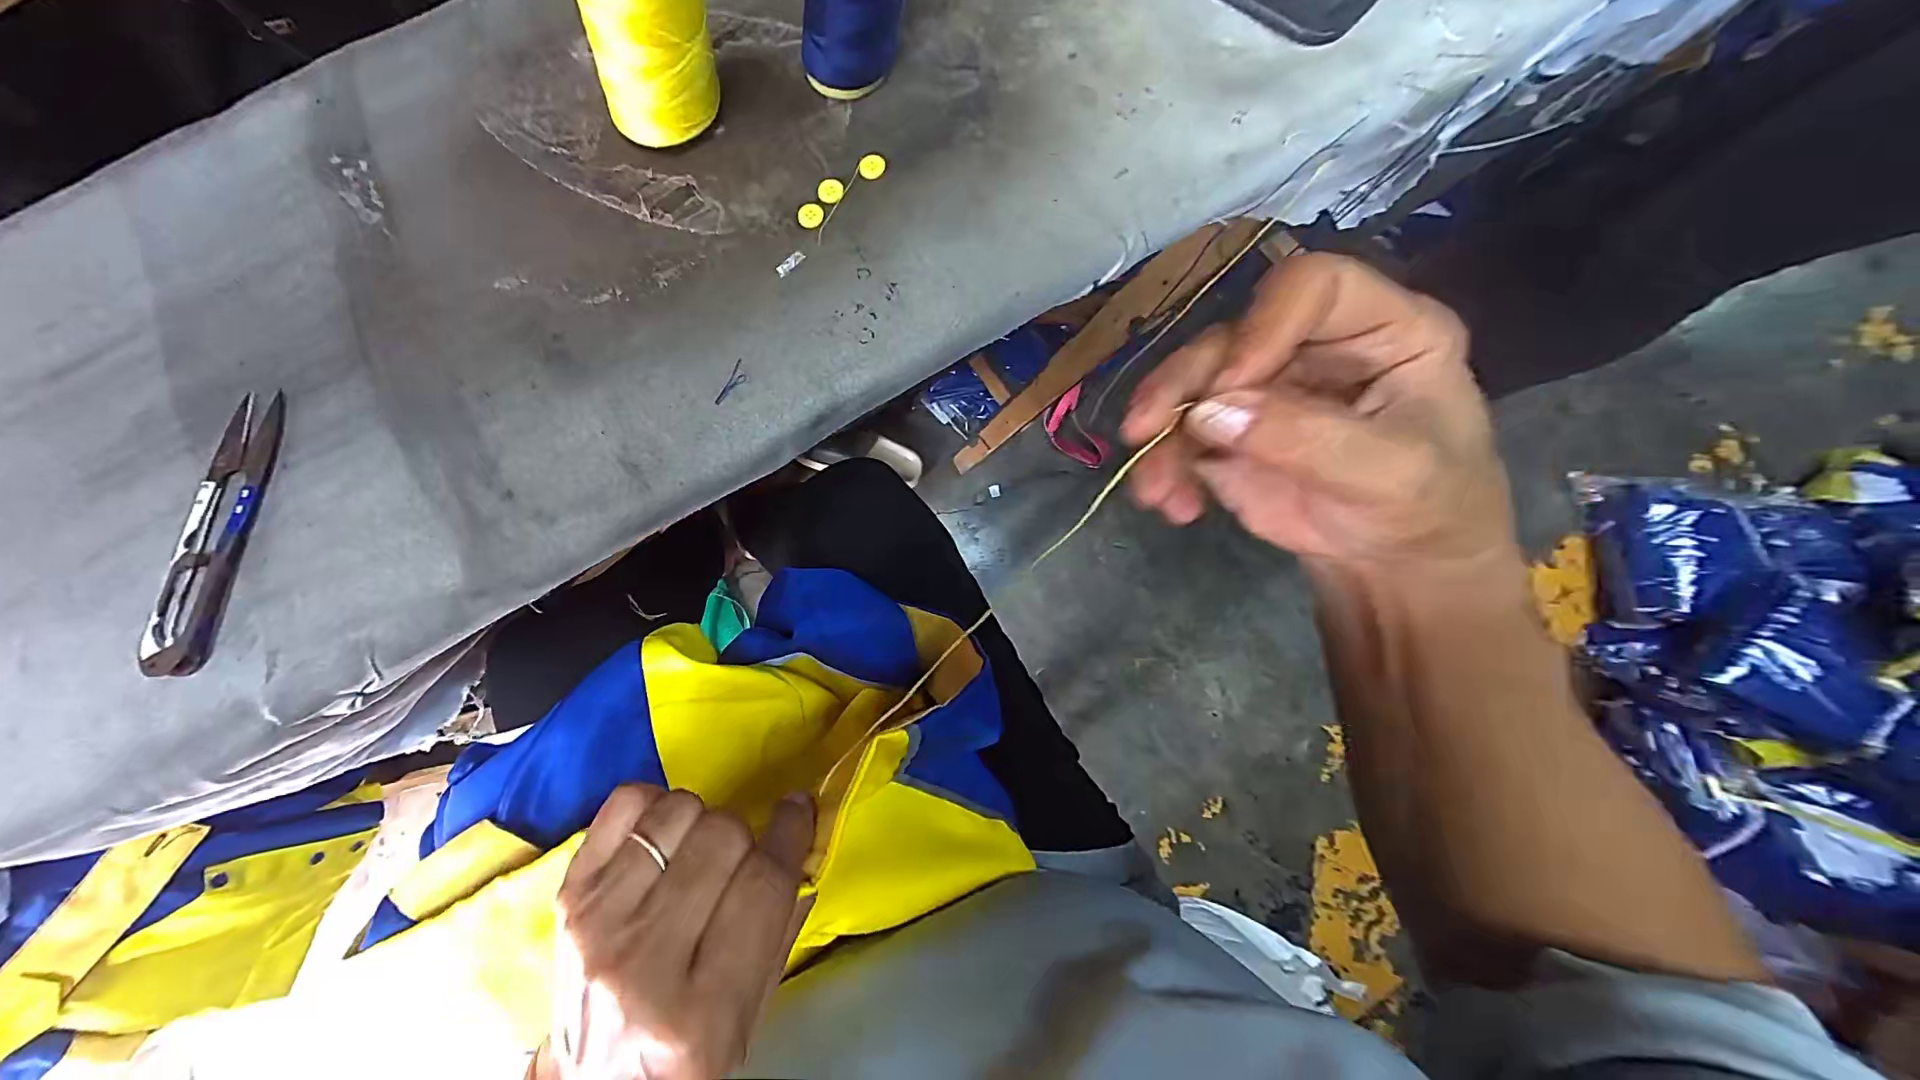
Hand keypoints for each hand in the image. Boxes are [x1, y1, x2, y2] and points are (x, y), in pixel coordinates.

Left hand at [540, 785, 813, 1079]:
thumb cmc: (686, 1051)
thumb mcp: (752, 1010)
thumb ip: (782, 920)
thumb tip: (802, 829)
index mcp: (702, 1011)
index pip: (763, 884)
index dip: (790, 833)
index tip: (799, 808)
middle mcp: (644, 965)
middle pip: (722, 837)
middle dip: (744, 837)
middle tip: (739, 859)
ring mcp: (598, 926)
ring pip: (678, 812)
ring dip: (702, 821)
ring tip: (697, 852)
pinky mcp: (569, 897)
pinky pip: (627, 803)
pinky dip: (656, 804)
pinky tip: (662, 835)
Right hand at [1120, 252, 1512, 571]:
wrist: (1396, 564)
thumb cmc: (1428, 507)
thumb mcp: (1389, 472)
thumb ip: (1303, 436)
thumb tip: (1206, 413)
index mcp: (1378, 329)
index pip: (1313, 287)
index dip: (1262, 325)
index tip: (1230, 384)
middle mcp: (1311, 347)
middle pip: (1230, 337)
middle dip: (1181, 384)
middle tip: (1143, 430)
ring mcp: (1264, 390)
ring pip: (1191, 385)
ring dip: (1160, 434)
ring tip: (1154, 488)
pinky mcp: (1229, 434)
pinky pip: (1180, 436)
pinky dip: (1164, 468)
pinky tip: (1172, 503)